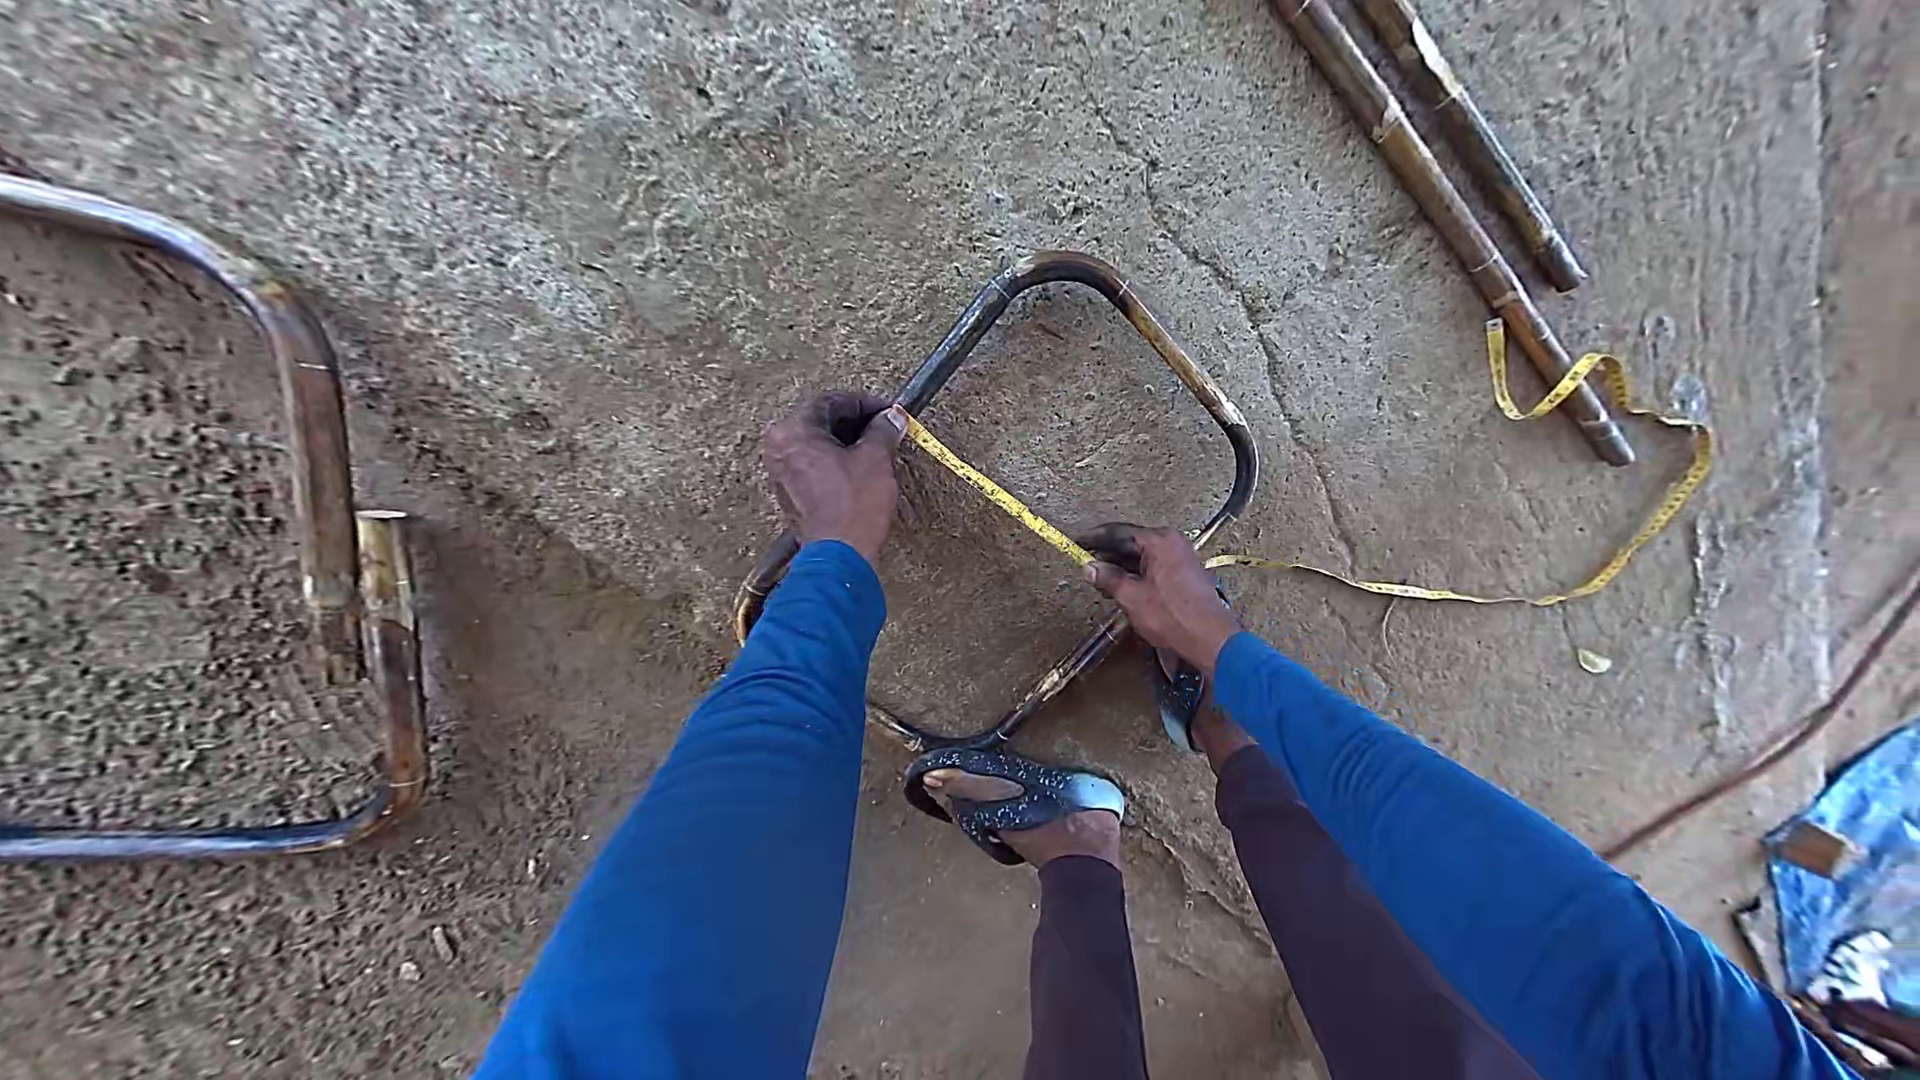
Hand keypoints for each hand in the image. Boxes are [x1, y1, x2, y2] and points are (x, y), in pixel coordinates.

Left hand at [762, 392, 907, 563]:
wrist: (840, 555)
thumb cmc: (853, 508)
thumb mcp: (876, 459)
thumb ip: (883, 430)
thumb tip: (892, 417)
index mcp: (793, 431)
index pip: (831, 401)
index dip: (865, 403)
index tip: (887, 411)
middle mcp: (779, 448)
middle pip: (820, 421)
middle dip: (855, 422)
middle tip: (884, 427)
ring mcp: (781, 472)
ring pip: (816, 443)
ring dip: (846, 441)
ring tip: (876, 448)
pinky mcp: (789, 493)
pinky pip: (812, 464)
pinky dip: (835, 460)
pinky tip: (860, 467)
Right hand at [1079, 523, 1240, 674]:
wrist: (1209, 639)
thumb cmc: (1173, 616)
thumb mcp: (1131, 596)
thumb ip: (1108, 577)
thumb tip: (1089, 567)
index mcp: (1160, 541)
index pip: (1118, 532)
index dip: (1095, 538)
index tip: (1078, 542)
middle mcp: (1173, 543)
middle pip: (1131, 543)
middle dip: (1107, 554)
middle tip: (1087, 564)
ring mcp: (1181, 558)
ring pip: (1142, 556)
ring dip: (1121, 567)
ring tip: (1101, 580)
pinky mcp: (1185, 574)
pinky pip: (1154, 566)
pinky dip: (1136, 574)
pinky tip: (1123, 587)